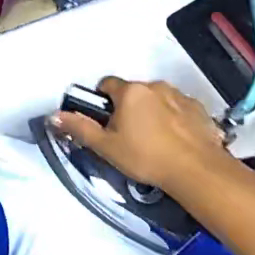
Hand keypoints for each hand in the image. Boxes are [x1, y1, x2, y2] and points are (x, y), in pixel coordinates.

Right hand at [49, 77, 236, 193]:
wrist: (195, 170)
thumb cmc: (145, 157)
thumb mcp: (106, 147)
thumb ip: (79, 128)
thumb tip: (54, 115)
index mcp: (130, 91)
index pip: (106, 84)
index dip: (101, 101)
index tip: (104, 122)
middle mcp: (155, 86)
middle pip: (133, 92)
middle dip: (128, 109)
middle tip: (126, 136)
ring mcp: (180, 95)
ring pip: (157, 99)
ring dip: (151, 112)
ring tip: (153, 141)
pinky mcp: (199, 109)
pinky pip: (179, 109)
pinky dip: (173, 119)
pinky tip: (174, 141)